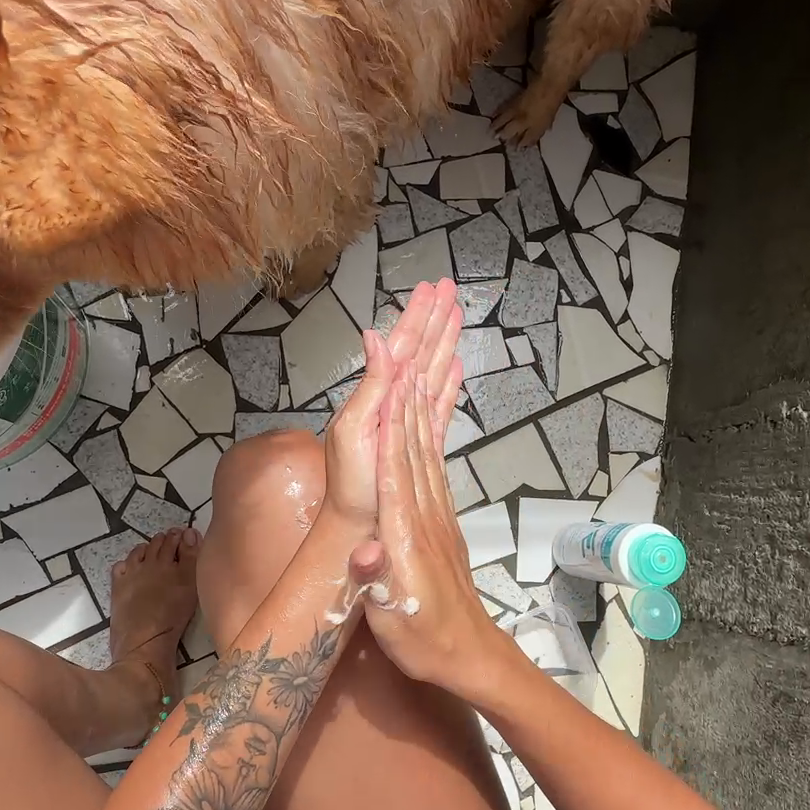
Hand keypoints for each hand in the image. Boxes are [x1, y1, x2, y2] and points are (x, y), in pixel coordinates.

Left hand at [321, 280, 464, 525]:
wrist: (360, 521)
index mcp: (377, 393)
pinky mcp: (420, 439)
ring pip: (432, 371)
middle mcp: (394, 400)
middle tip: (450, 289)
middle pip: (420, 351)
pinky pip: (439, 404)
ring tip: (457, 316)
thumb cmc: (351, 483)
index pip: (402, 345)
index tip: (432, 288)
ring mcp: (408, 418)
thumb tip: (375, 336)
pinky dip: (448, 384)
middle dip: (435, 319)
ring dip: (444, 343)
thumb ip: (370, 384)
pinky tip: (455, 367)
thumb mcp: (353, 429)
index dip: (418, 316)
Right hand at [361, 372, 512, 697]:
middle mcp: (425, 514)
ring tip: (424, 362)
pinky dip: (432, 433)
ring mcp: (439, 515)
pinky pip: (436, 466)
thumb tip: (365, 549)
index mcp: (406, 533)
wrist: (471, 653)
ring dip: (425, 403)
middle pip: (416, 445)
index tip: (391, 379)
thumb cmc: (424, 640)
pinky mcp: (445, 521)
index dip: (392, 424)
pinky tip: (430, 415)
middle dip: (414, 393)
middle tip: (415, 347)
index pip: (396, 469)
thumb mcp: (393, 622)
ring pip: (428, 448)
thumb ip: (379, 583)